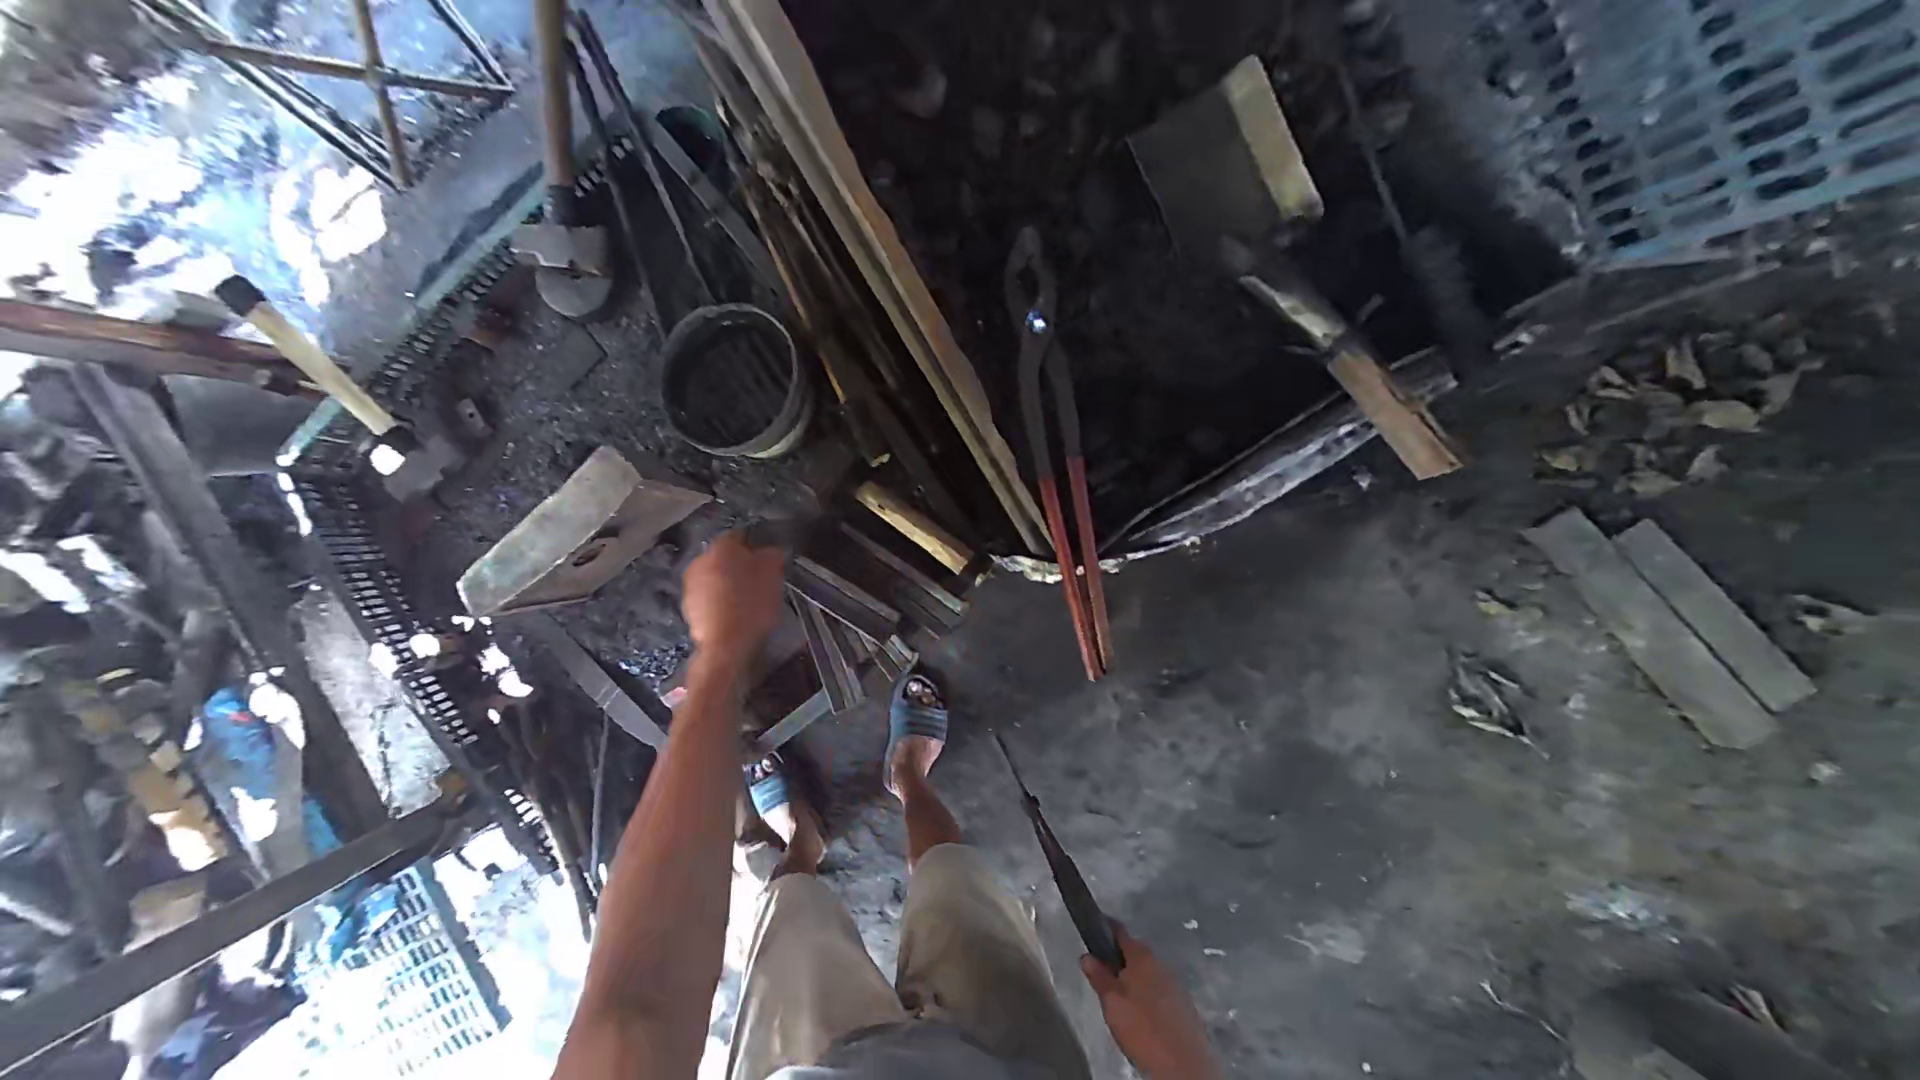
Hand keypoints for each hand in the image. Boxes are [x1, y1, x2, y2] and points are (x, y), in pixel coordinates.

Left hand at [681, 531, 786, 667]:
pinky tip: (732, 615)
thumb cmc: (753, 603)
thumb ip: (772, 556)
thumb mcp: (774, 575)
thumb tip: (770, 550)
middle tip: (758, 581)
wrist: (726, 644)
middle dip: (738, 566)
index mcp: (721, 547)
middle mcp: (700, 560)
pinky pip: (707, 598)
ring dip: (726, 584)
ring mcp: (690, 585)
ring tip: (745, 601)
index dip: (755, 547)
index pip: (739, 536)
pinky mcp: (687, 608)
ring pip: (713, 578)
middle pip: (723, 558)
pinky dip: (718, 603)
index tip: (767, 561)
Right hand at [1081, 923, 1220, 1079]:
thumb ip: (1099, 977)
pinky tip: (1143, 1014)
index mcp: (1141, 956)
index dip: (1105, 928)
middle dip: (1119, 960)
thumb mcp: (1112, 1004)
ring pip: (1148, 973)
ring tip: (1122, 1000)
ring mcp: (1175, 983)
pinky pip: (1160, 990)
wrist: (1185, 1067)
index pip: (1120, 931)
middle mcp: (1159, 962)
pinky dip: (1149, 995)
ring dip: (1135, 979)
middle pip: (1134, 953)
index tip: (1092, 930)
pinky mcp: (1184, 1004)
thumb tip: (1086, 956)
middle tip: (1104, 978)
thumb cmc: (1143, 1029)